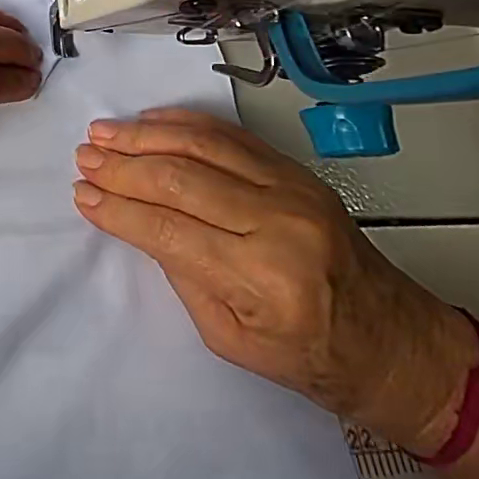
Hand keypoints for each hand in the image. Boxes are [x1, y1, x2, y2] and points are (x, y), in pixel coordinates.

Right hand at [71, 108, 478, 454]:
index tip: (82, 195)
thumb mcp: (228, 337)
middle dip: (122, 167)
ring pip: (201, 146)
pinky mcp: (299, 174)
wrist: (396, 343)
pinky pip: (231, 136)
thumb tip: (135, 219)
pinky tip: (148, 122)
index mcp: (263, 279)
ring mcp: (295, 192)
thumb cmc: (308, 355)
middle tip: (84, 158)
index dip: (117, 210)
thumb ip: (181, 274)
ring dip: (143, 136)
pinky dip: (183, 123)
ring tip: (102, 133)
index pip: (167, 230)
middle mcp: (281, 226)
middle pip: (179, 179)